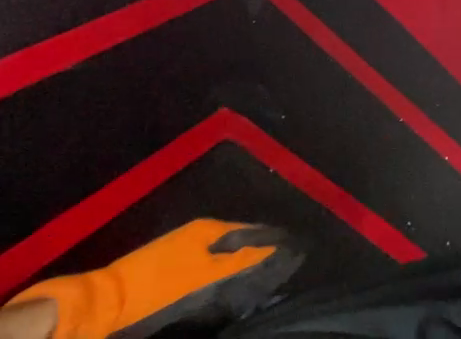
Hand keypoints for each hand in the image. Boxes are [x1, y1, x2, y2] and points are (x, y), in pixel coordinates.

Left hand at [3, 220, 299, 338]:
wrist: (103, 302)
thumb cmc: (160, 284)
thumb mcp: (205, 273)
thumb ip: (243, 259)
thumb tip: (278, 248)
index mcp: (209, 227)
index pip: (253, 229)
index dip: (271, 240)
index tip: (289, 253)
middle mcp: (197, 232)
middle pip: (236, 240)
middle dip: (253, 253)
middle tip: (272, 268)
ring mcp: (179, 247)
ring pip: (219, 253)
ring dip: (234, 264)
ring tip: (251, 278)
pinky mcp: (167, 264)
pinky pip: (204, 263)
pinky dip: (216, 271)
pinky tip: (222, 284)